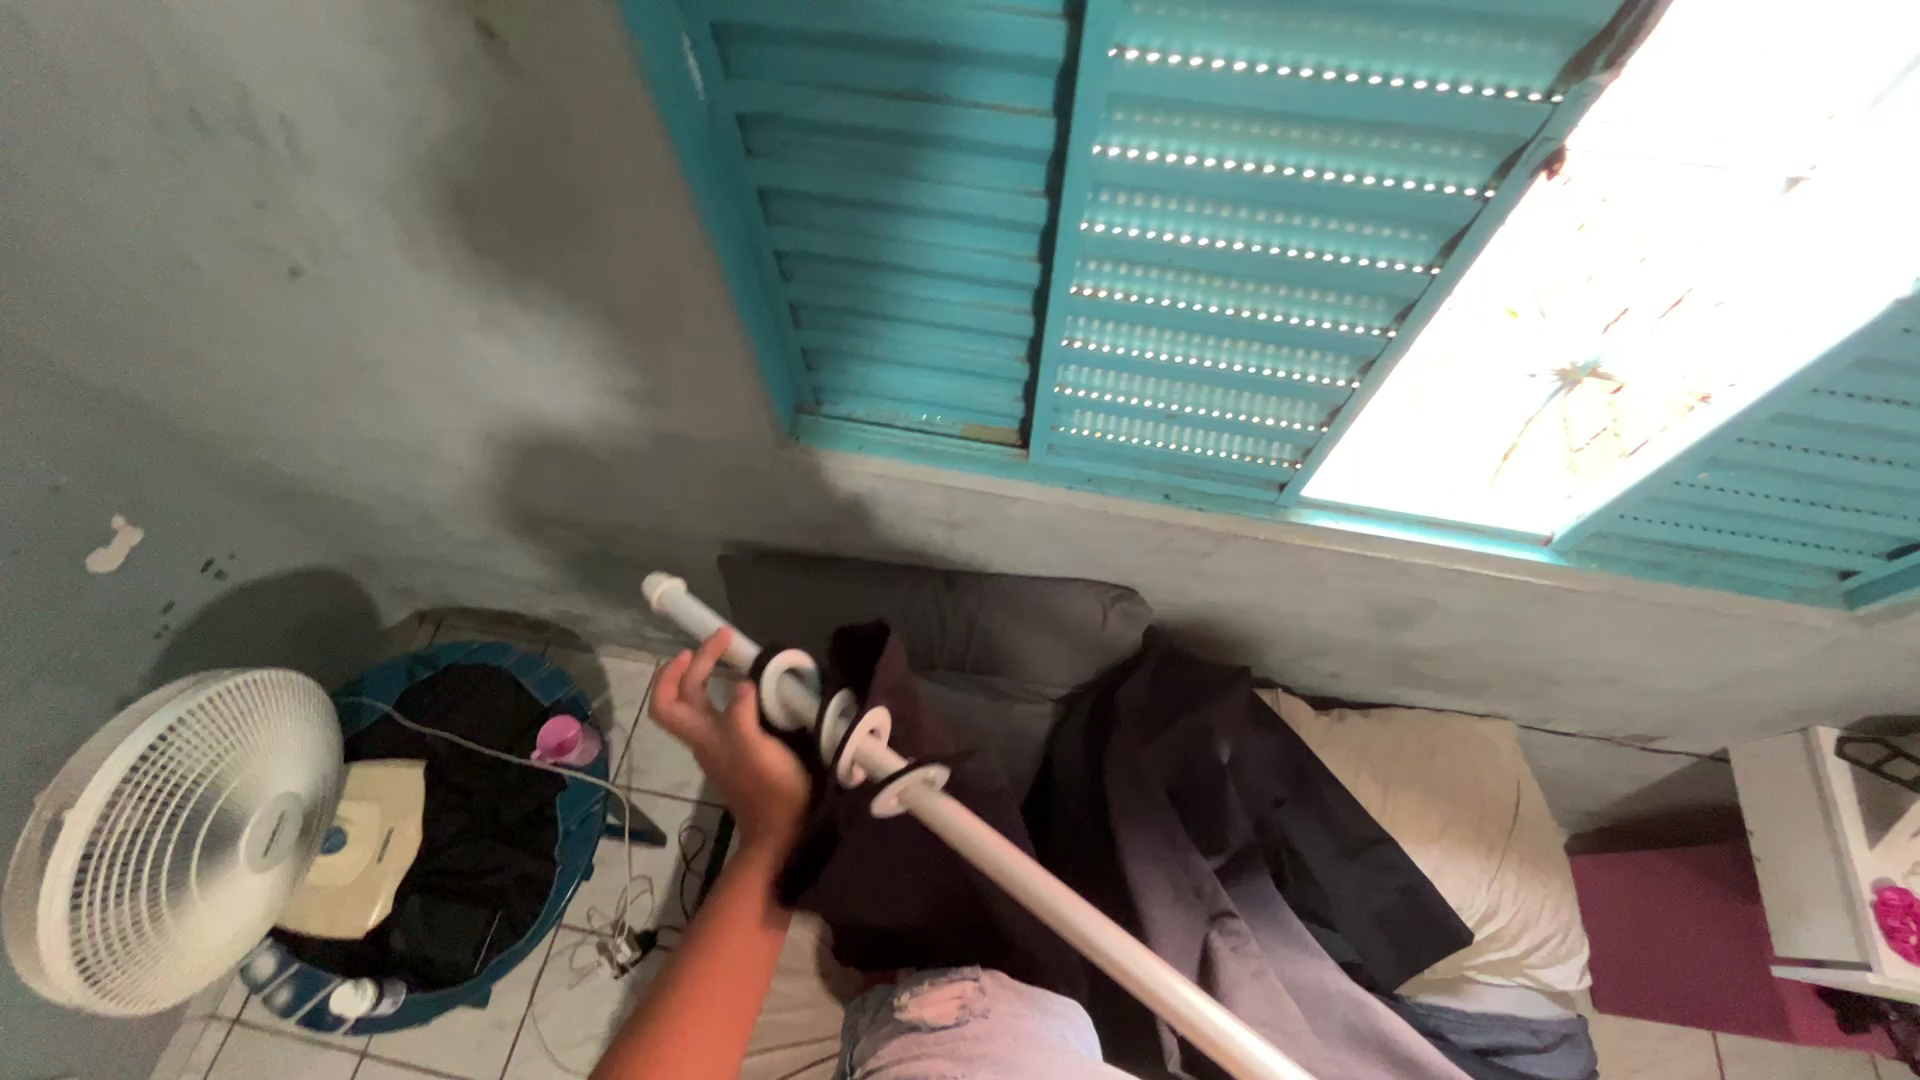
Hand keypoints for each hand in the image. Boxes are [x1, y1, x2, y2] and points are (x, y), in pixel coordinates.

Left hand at [648, 629, 810, 855]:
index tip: (693, 649)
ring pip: (705, 705)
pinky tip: (758, 687)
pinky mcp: (744, 750)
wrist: (781, 829)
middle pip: (686, 697)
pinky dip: (735, 692)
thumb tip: (741, 684)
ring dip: (713, 677)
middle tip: (727, 639)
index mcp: (704, 737)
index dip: (670, 674)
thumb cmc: (769, 789)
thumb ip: (742, 716)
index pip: (665, 704)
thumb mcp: (755, 750)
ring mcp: (725, 746)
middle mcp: (708, 739)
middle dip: (699, 663)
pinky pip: (729, 712)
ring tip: (737, 657)